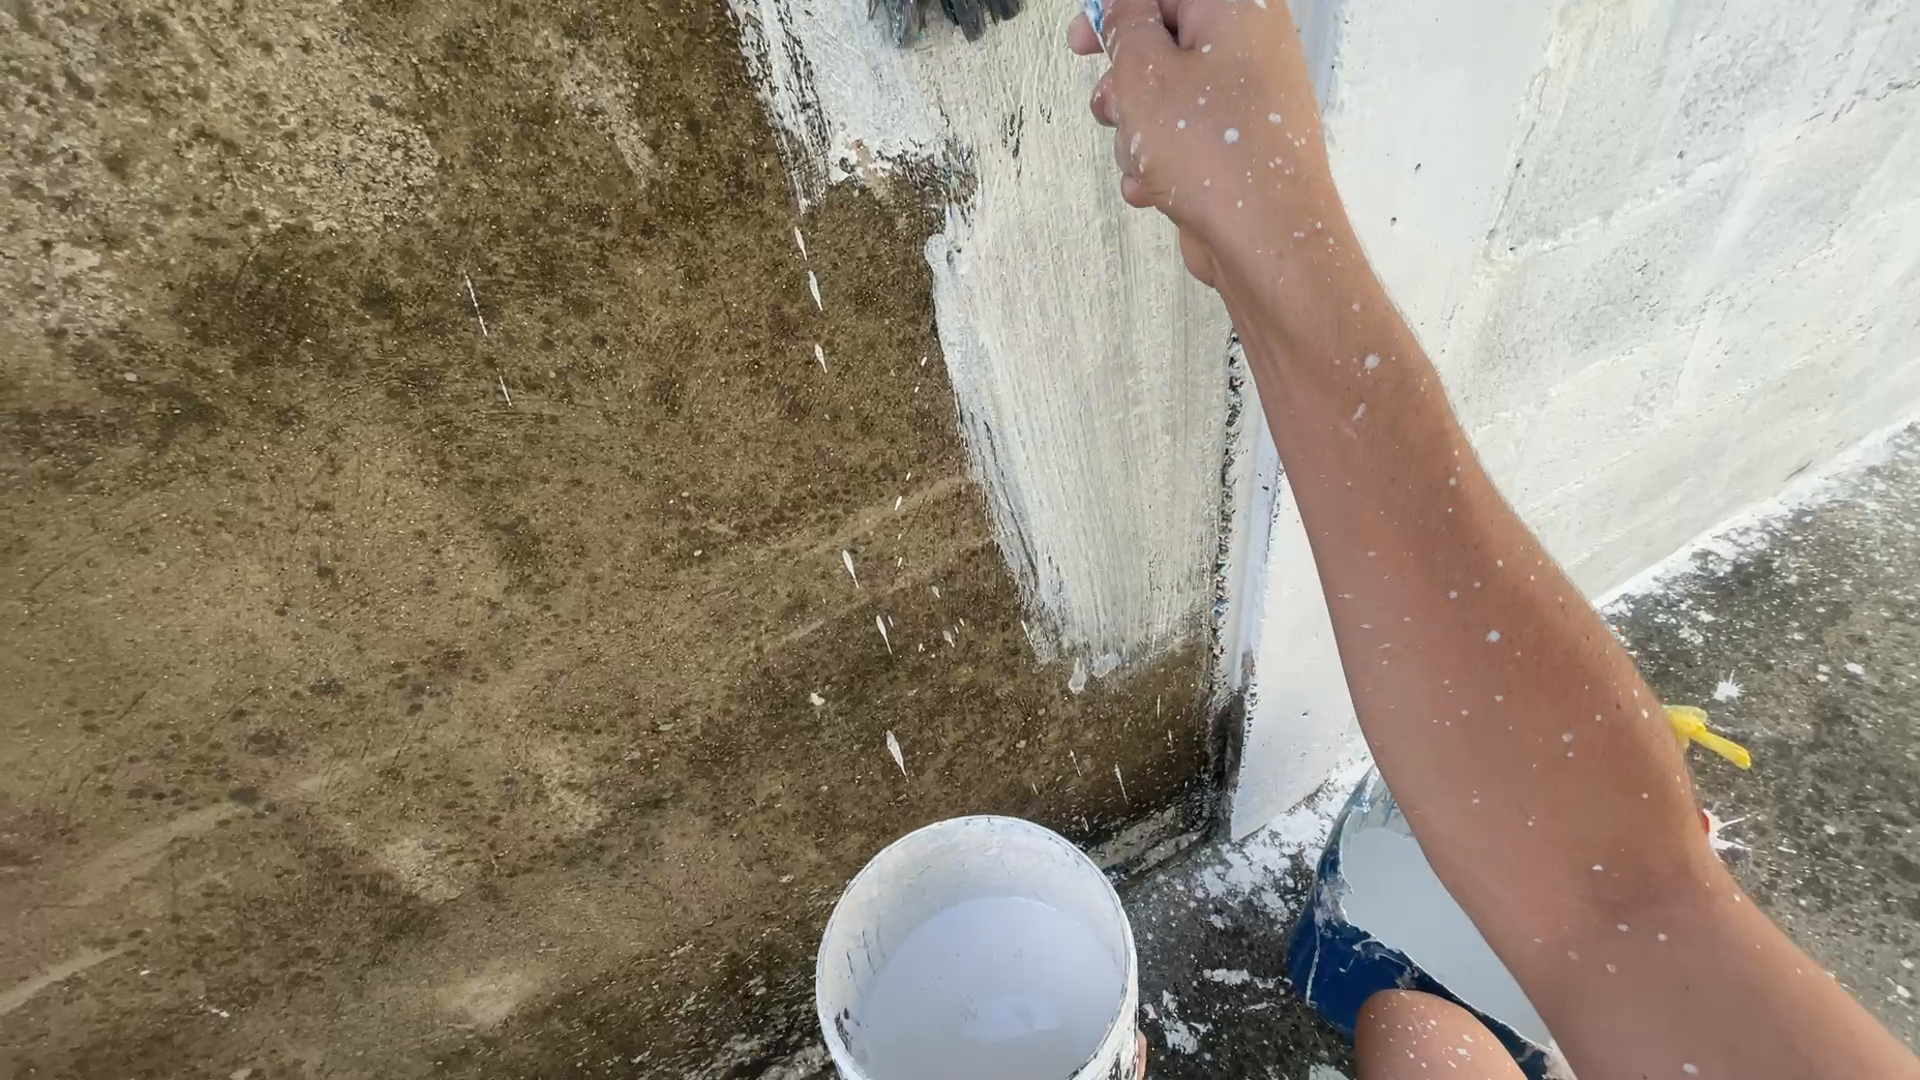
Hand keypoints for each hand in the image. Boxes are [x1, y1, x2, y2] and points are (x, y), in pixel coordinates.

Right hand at [1066, 0, 1340, 291]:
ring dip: (1137, 134)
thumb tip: (1122, 8)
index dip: (1116, 10)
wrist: (1262, 237)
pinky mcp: (1235, 152)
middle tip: (1112, 109)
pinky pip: (1182, 144)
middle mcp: (1247, 49)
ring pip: (1165, 103)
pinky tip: (1153, 190)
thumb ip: (1126, 27)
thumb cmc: (1214, 155)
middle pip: (1163, 47)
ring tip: (1140, 161)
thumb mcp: (1146, 76)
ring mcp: (1244, 105)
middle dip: (1125, 84)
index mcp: (1234, 8)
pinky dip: (1159, 165)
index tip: (1082, 40)